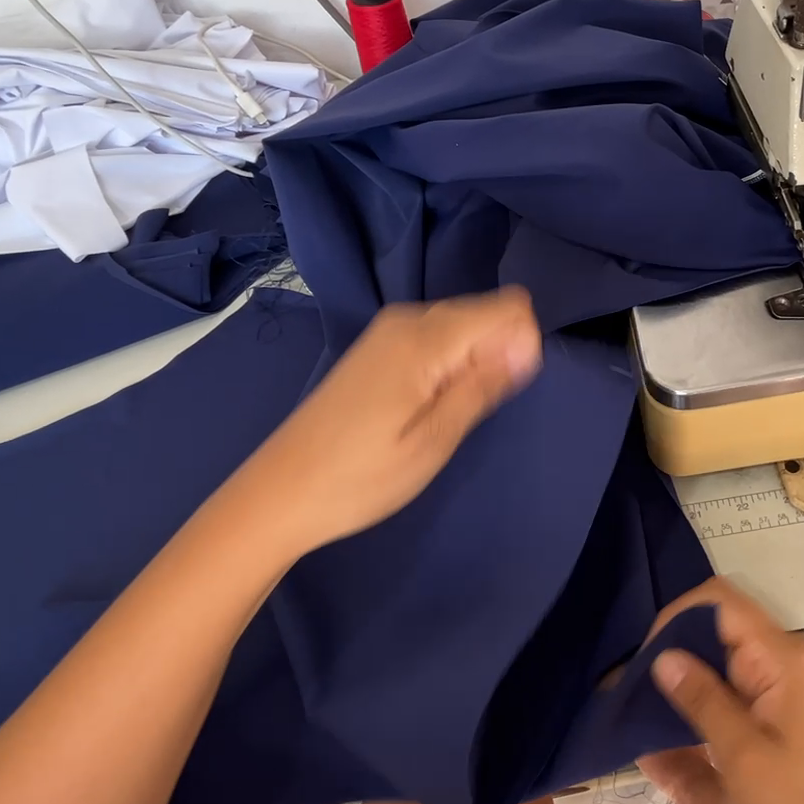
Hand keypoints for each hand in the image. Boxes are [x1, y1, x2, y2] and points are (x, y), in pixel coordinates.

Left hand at [230, 286, 541, 555]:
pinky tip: (430, 403)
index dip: (521, 345)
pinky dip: (450, 362)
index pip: (506, 309)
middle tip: (472, 409)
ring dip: (475, 360)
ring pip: (463, 323)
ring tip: (450, 411)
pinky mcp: (378, 347)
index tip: (503, 391)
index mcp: (422, 340)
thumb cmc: (359, 478)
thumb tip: (526, 346)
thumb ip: (481, 386)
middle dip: (498, 353)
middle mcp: (406, 320)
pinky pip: (438, 336)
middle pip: (485, 311)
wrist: (277, 494)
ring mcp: (387, 331)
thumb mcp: (432, 442)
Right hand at [640, 579, 803, 803]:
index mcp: (779, 656)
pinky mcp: (762, 728)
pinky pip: (718, 706)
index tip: (643, 658)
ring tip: (629, 710)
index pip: (719, 602)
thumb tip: (661, 655)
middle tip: (626, 687)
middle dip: (669, 652)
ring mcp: (770, 696)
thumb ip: (703, 702)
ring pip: (710, 670)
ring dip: (673, 688)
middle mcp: (775, 664)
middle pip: (713, 632)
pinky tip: (650, 745)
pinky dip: (687, 719)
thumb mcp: (746, 758)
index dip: (677, 617)